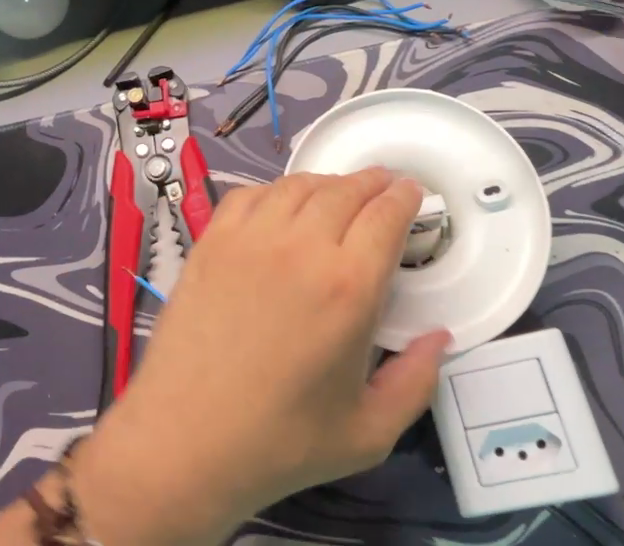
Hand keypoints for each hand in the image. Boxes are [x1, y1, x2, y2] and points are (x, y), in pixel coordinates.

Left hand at [72, 170, 449, 544]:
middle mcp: (302, 248)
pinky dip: (276, 190)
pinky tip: (283, 204)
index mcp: (348, 287)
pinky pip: (250, 194)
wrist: (185, 441)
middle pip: (346, 190)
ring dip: (328, 182)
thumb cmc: (279, 442)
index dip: (405, 197)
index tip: (412, 192)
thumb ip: (415, 381)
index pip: (386, 215)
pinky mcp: (212, 241)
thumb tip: (438, 338)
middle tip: (384, 185)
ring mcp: (251, 239)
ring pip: (299, 185)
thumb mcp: (368, 432)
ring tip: (340, 192)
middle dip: (373, 182)